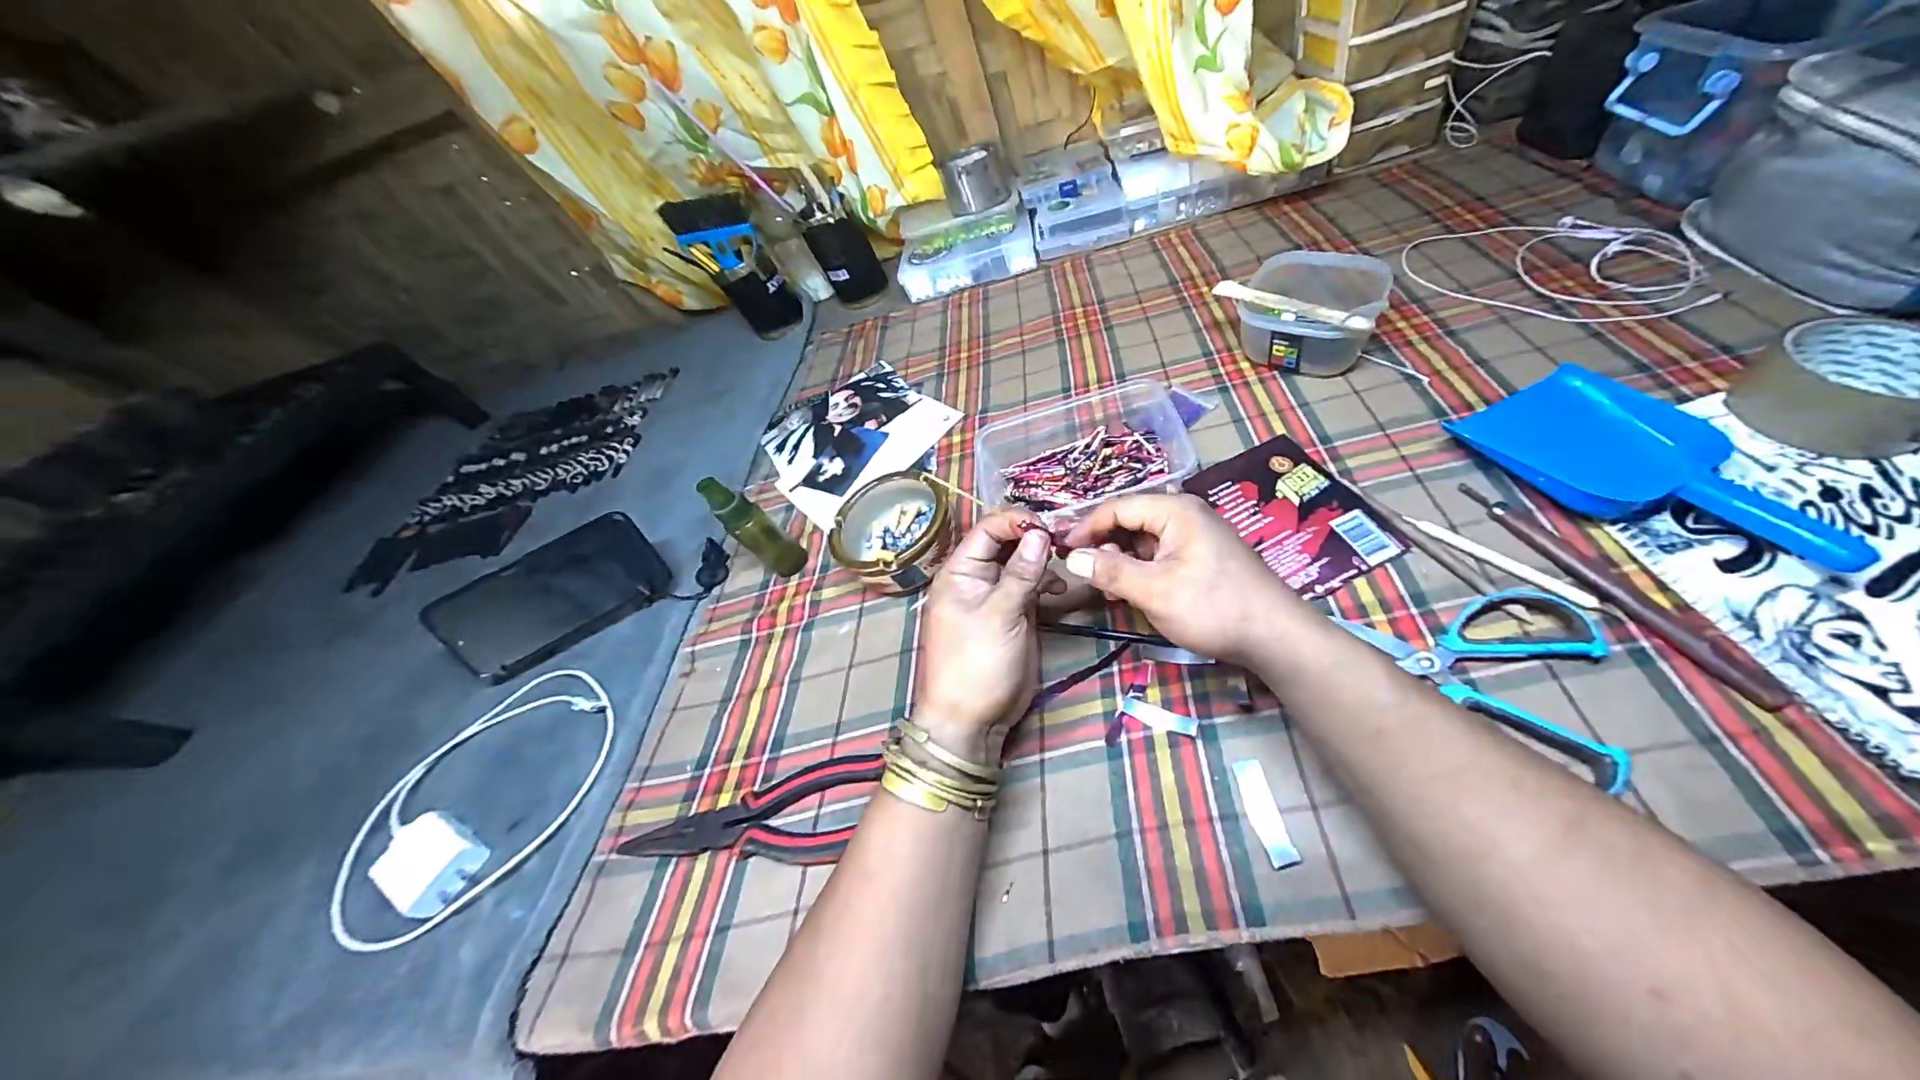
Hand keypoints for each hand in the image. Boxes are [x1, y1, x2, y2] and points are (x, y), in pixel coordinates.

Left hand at [915, 511, 1056, 763]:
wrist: (972, 719)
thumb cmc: (976, 663)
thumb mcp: (999, 614)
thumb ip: (1021, 573)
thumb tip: (1039, 533)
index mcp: (959, 572)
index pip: (987, 531)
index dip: (1016, 522)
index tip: (1048, 525)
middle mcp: (975, 579)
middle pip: (1005, 544)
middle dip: (1033, 539)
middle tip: (1064, 541)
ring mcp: (994, 597)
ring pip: (1020, 565)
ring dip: (1042, 561)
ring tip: (1063, 564)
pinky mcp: (1012, 615)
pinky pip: (1029, 588)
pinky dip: (1044, 584)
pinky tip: (1058, 590)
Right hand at [1061, 494, 1316, 665]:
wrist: (1275, 636)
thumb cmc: (1213, 607)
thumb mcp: (1155, 591)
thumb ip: (1111, 571)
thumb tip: (1073, 558)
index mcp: (1174, 510)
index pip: (1116, 507)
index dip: (1085, 528)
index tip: (1062, 551)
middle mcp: (1184, 515)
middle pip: (1129, 521)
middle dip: (1103, 545)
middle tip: (1083, 573)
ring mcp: (1195, 536)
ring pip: (1142, 540)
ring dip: (1120, 561)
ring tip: (1105, 588)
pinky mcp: (1200, 557)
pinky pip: (1159, 555)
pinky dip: (1139, 570)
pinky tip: (1129, 592)